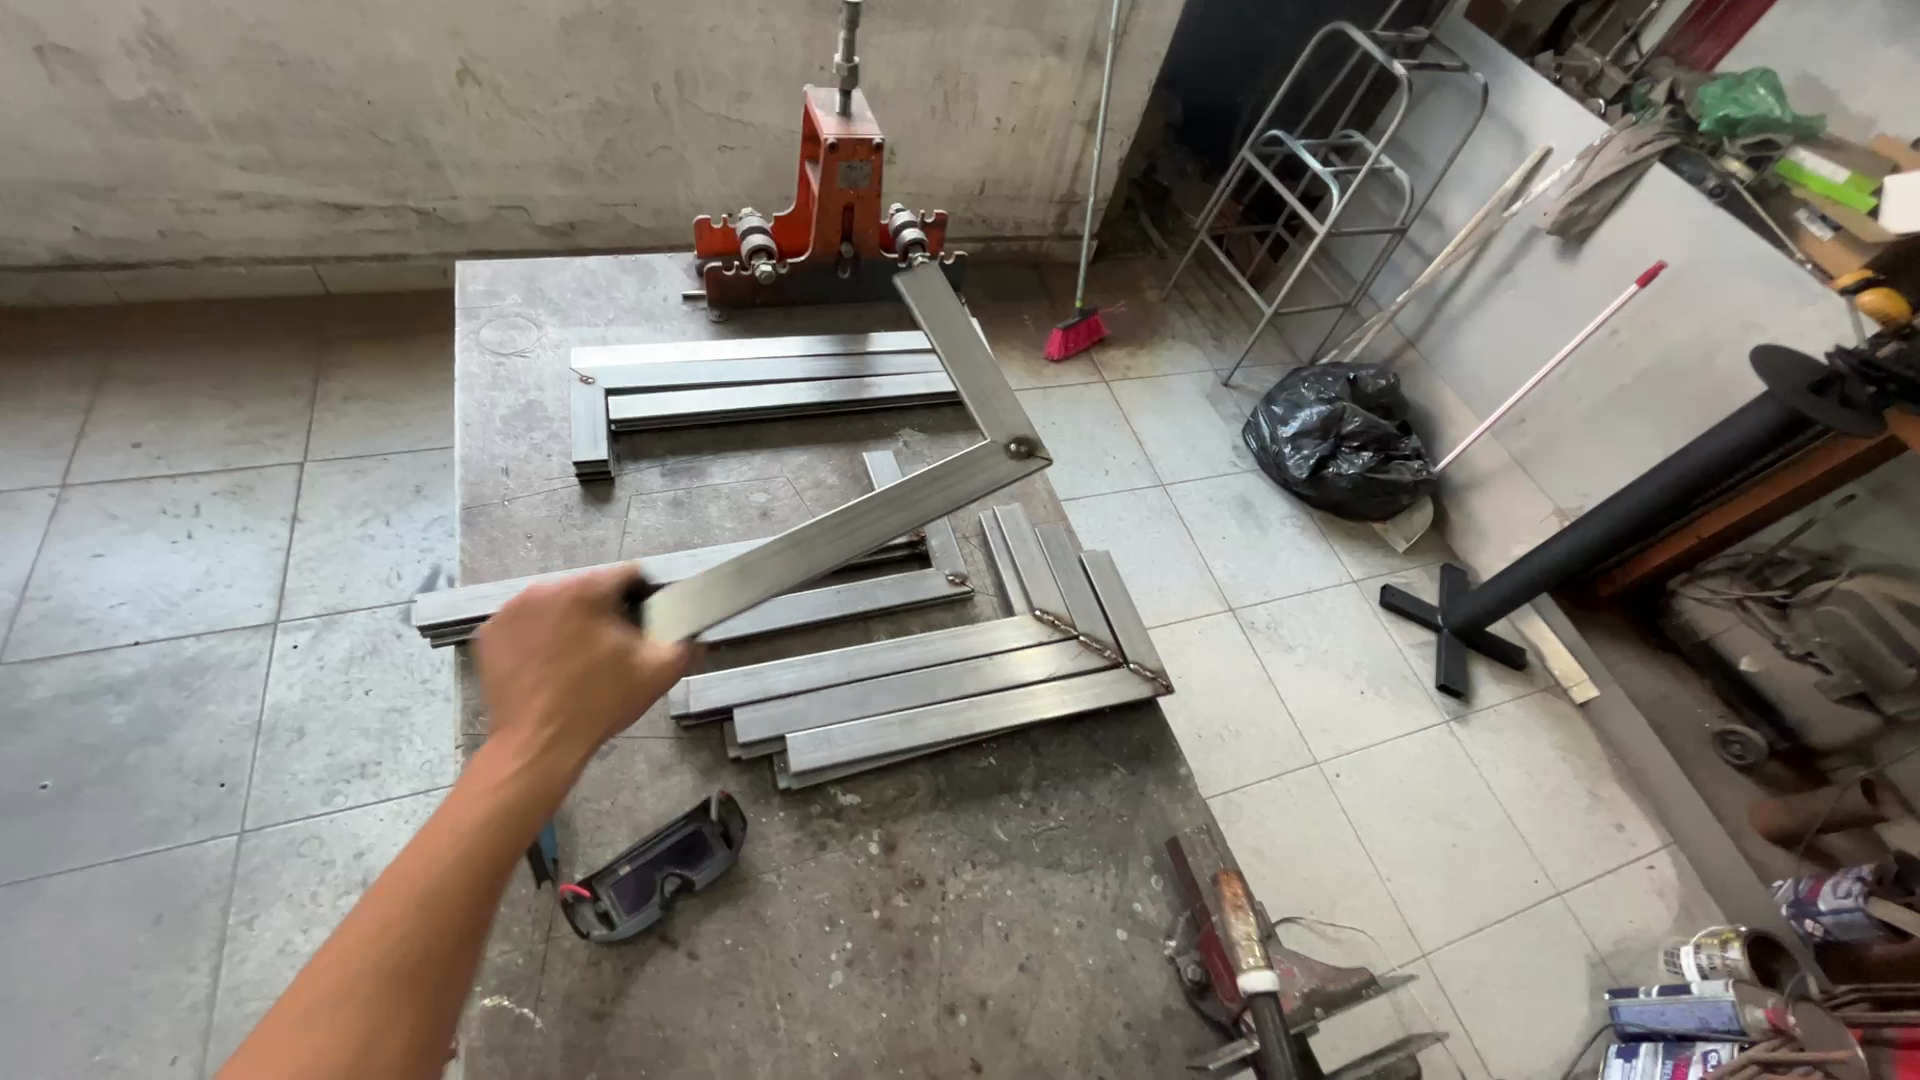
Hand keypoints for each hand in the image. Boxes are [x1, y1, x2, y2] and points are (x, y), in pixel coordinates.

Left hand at [474, 563, 697, 769]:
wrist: (538, 745)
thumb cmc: (600, 703)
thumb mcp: (659, 672)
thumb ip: (688, 644)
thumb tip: (700, 634)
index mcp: (587, 589)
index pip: (629, 574)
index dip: (646, 597)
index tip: (647, 625)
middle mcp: (544, 589)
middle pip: (590, 587)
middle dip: (606, 609)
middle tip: (615, 647)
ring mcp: (511, 611)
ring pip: (558, 603)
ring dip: (573, 620)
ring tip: (581, 658)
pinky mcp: (489, 634)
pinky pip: (527, 622)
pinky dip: (541, 635)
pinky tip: (551, 664)